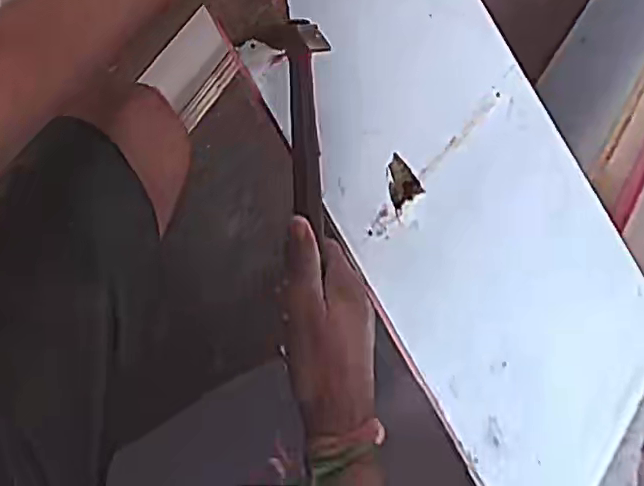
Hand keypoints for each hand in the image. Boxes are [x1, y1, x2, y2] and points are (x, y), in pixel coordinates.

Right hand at [281, 216, 376, 438]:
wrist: (338, 422)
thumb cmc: (319, 366)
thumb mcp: (302, 305)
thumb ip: (302, 262)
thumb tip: (300, 222)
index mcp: (349, 284)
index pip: (325, 243)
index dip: (301, 248)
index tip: (285, 265)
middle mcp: (359, 298)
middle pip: (325, 267)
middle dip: (301, 276)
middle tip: (285, 298)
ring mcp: (358, 321)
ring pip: (325, 291)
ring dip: (305, 299)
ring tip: (291, 320)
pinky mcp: (352, 341)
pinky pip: (329, 313)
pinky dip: (312, 318)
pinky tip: (301, 337)